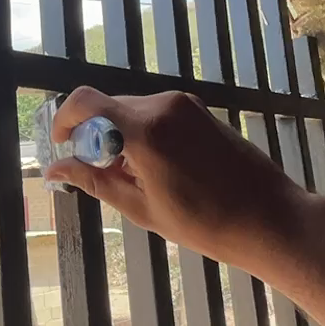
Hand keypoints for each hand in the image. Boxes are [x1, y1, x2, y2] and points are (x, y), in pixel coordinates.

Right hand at [44, 87, 311, 267]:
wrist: (270, 218)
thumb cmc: (203, 223)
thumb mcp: (141, 207)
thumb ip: (94, 181)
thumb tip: (54, 168)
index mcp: (144, 129)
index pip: (86, 102)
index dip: (64, 119)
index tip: (61, 145)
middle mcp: (162, 104)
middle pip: (108, 107)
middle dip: (94, 135)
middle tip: (99, 174)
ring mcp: (183, 103)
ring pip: (131, 110)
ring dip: (119, 136)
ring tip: (135, 178)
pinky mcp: (198, 109)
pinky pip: (156, 112)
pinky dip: (143, 133)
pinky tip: (158, 168)